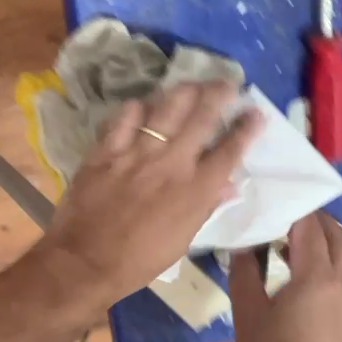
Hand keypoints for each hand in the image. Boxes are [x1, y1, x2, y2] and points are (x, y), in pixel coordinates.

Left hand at [39, 82, 260, 302]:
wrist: (86, 260)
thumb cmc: (140, 259)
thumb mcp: (183, 238)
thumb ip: (205, 206)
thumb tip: (229, 185)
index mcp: (196, 190)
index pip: (229, 151)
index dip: (246, 128)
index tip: (255, 111)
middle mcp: (170, 164)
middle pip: (201, 118)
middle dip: (218, 94)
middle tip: (226, 82)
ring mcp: (135, 153)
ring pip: (165, 109)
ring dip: (181, 93)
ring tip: (190, 84)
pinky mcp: (105, 151)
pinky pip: (124, 119)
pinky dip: (135, 109)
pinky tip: (141, 105)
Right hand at [228, 211, 341, 341]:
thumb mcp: (248, 314)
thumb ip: (245, 273)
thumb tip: (243, 244)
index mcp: (315, 276)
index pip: (308, 226)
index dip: (289, 206)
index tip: (267, 193)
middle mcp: (341, 282)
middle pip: (336, 235)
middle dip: (312, 217)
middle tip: (278, 209)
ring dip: (320, 238)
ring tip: (284, 236)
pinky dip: (324, 258)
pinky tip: (295, 270)